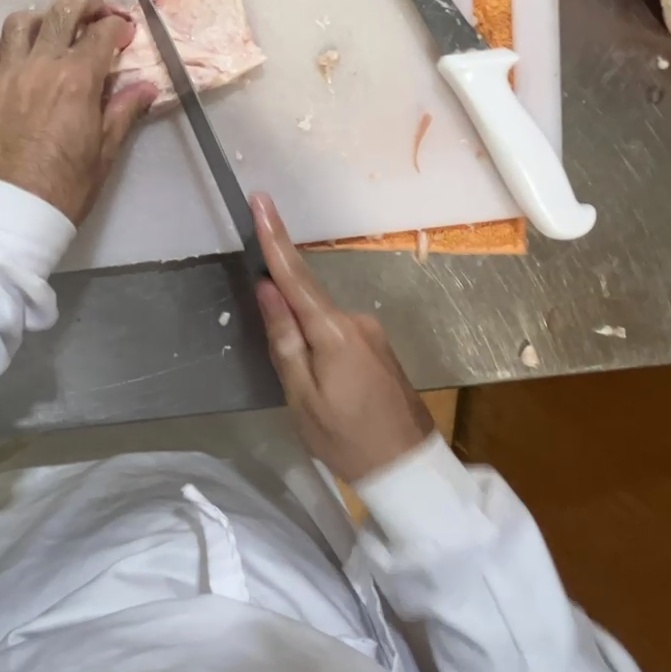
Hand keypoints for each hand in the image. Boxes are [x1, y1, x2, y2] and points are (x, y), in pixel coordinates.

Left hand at [0, 0, 159, 223]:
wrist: (17, 211)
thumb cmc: (68, 185)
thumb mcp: (106, 150)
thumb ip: (125, 110)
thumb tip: (147, 86)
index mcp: (77, 79)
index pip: (102, 33)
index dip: (118, 26)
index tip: (126, 33)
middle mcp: (40, 66)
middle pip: (61, 12)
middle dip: (84, 3)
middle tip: (96, 13)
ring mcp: (5, 76)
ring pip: (18, 23)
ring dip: (39, 19)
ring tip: (50, 32)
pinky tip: (6, 57)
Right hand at [252, 192, 435, 482]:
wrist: (409, 471)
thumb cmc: (346, 438)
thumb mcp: (302, 396)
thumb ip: (283, 338)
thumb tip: (267, 288)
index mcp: (333, 331)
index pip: (294, 275)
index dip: (275, 237)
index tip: (261, 200)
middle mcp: (355, 320)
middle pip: (306, 297)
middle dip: (281, 305)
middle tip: (277, 354)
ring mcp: (371, 332)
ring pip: (320, 319)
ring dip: (302, 334)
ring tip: (306, 388)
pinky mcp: (377, 347)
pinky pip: (335, 332)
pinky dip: (319, 343)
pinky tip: (321, 382)